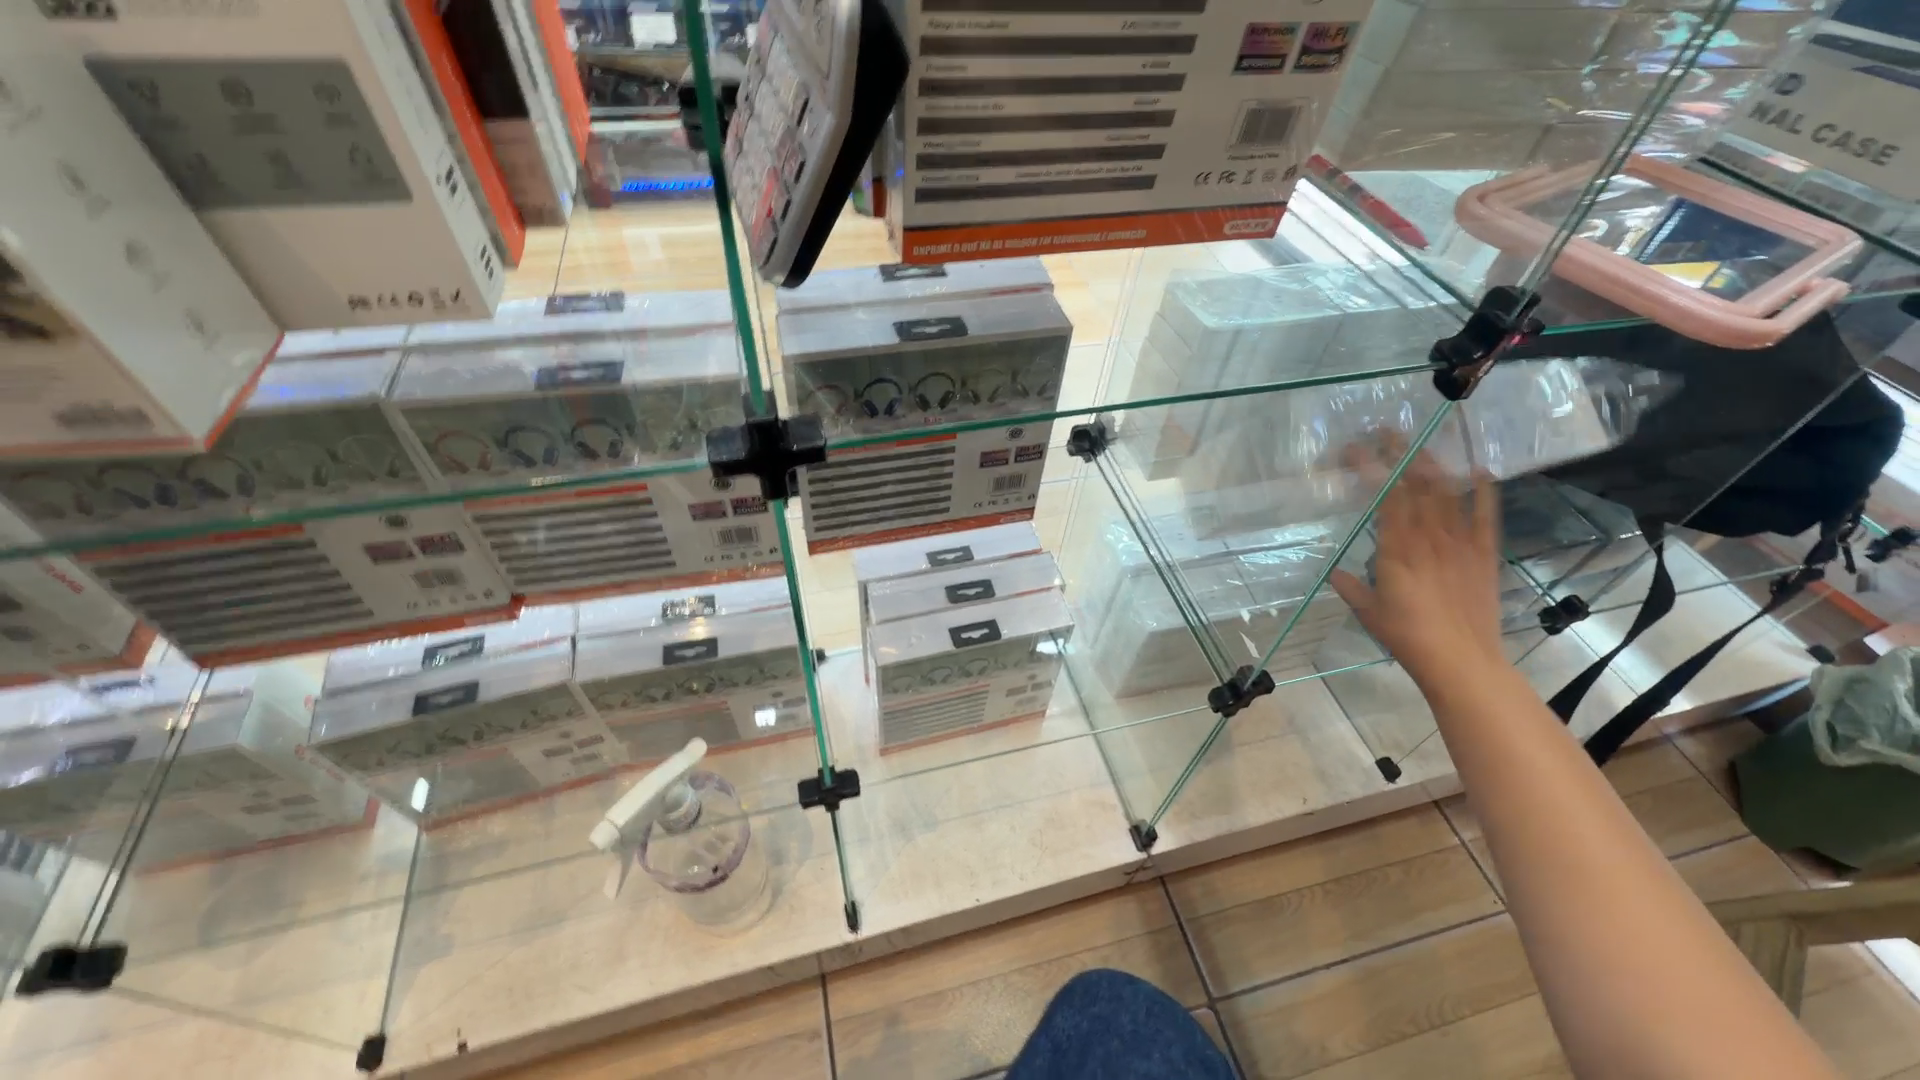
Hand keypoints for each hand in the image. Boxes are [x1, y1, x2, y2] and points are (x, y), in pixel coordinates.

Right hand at [1329, 441, 1504, 690]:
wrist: (1461, 660)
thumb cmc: (1407, 638)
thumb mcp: (1369, 612)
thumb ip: (1352, 588)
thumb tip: (1335, 573)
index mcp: (1396, 549)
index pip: (1383, 496)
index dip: (1370, 467)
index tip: (1353, 449)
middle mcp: (1428, 537)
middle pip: (1416, 484)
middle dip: (1400, 453)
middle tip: (1386, 431)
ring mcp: (1460, 543)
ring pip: (1447, 492)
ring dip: (1434, 464)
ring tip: (1421, 442)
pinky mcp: (1484, 553)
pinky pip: (1485, 515)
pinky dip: (1483, 490)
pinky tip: (1480, 469)